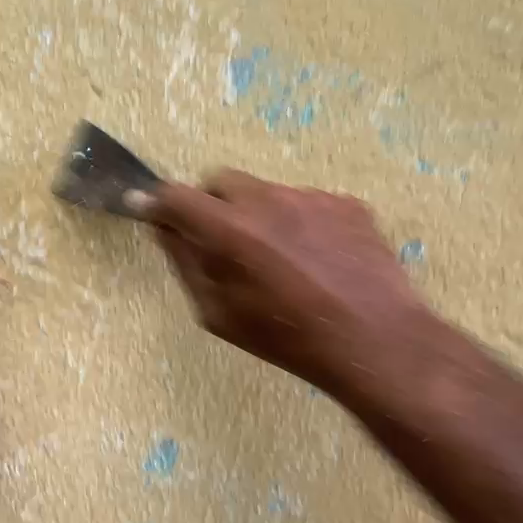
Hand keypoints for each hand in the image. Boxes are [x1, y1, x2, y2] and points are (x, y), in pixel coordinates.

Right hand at [128, 170, 434, 400]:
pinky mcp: (346, 203)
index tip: (148, 209)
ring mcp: (311, 198)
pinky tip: (314, 260)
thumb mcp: (217, 313)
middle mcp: (266, 201)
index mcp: (228, 230)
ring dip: (257, 215)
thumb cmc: (285, 337)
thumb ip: (186, 263)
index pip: (175, 196)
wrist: (374, 341)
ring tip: (278, 259)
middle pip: (219, 181)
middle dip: (210, 204)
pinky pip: (305, 203)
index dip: (156, 202)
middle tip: (219, 241)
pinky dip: (297, 223)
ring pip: (265, 192)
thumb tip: (165, 230)